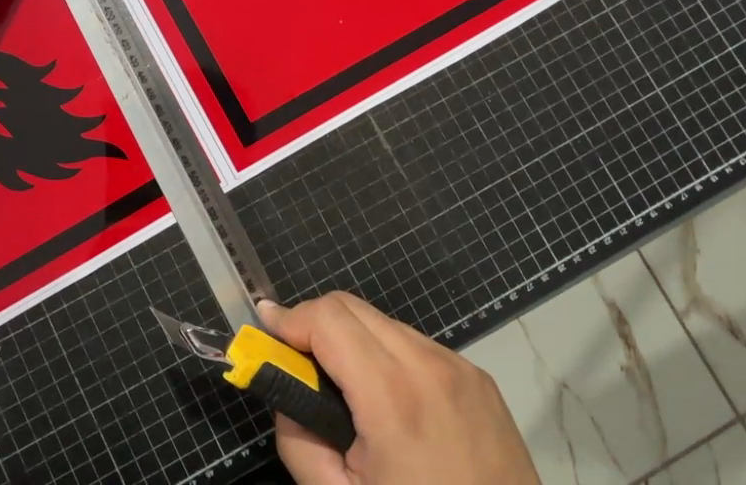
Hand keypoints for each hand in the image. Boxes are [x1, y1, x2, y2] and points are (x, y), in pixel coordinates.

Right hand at [258, 294, 537, 484]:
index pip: (325, 317)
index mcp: (392, 396)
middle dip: (314, 327)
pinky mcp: (480, 379)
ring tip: (346, 394)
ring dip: (352, 341)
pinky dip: (388, 356)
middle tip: (296, 367)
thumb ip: (297, 437)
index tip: (265, 339)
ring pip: (384, 323)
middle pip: (351, 307)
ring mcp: (461, 368)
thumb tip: (285, 389)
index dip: (287, 321)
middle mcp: (430, 365)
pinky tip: (391, 404)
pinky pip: (417, 345)